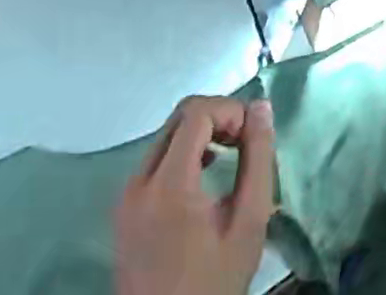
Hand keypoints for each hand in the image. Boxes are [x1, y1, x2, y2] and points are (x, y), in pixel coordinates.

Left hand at [115, 96, 276, 294]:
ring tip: (232, 155)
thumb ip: (258, 157)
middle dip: (218, 116)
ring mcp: (126, 198)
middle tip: (245, 140)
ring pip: (167, 135)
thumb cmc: (215, 281)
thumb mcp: (249, 219)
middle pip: (179, 117)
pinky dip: (186, 151)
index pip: (196, 113)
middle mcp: (138, 184)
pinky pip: (157, 158)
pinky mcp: (125, 210)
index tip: (252, 135)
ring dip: (203, 132)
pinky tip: (209, 172)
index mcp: (168, 185)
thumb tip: (260, 107)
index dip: (231, 111)